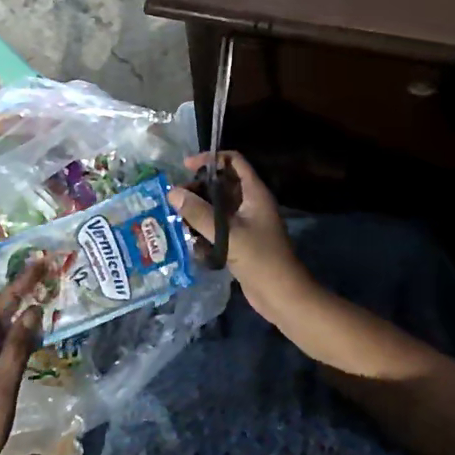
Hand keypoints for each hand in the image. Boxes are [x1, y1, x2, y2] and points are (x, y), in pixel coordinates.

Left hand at [0, 259, 46, 454]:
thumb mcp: (1, 393)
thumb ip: (18, 350)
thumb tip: (33, 311)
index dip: (14, 288)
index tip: (35, 264)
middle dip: (10, 292)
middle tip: (37, 271)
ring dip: (10, 312)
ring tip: (36, 290)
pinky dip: (7, 334)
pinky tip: (26, 324)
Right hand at [169, 152, 312, 309]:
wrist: (282, 296)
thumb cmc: (260, 259)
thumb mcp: (227, 234)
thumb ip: (199, 213)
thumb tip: (172, 192)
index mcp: (254, 193)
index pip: (234, 161)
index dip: (211, 159)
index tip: (187, 166)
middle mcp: (250, 203)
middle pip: (222, 183)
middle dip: (199, 186)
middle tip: (176, 196)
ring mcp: (245, 222)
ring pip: (217, 205)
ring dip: (198, 208)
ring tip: (176, 214)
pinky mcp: (239, 240)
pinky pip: (217, 224)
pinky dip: (203, 226)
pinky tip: (187, 235)